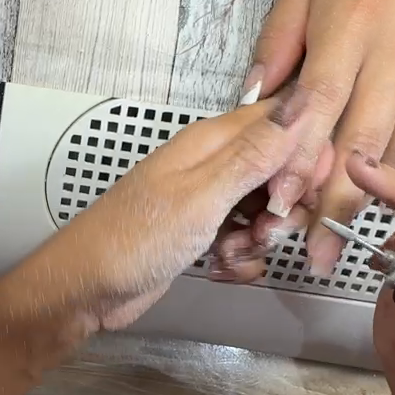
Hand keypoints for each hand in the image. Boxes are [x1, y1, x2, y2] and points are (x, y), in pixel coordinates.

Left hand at [11, 90, 309, 332]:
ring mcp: (209, 200)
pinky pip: (245, 241)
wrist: (88, 288)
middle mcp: (213, 164)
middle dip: (286, 206)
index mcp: (212, 140)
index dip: (305, 156)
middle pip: (282, 170)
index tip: (297, 194)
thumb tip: (301, 106)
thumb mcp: (201, 196)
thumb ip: (254, 155)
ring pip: (266, 210)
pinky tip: (218, 266)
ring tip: (230, 250)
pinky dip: (240, 259)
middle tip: (265, 229)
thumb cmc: (132, 239)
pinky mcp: (203, 233)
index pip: (284, 122)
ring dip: (260, 238)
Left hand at [245, 0, 394, 277]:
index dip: (296, 166)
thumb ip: (278, 41)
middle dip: (337, 207)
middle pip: (362, 145)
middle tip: (318, 256)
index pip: (317, 112)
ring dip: (380, 201)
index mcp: (350, 26)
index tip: (279, 211)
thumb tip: (252, 98)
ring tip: (355, 243)